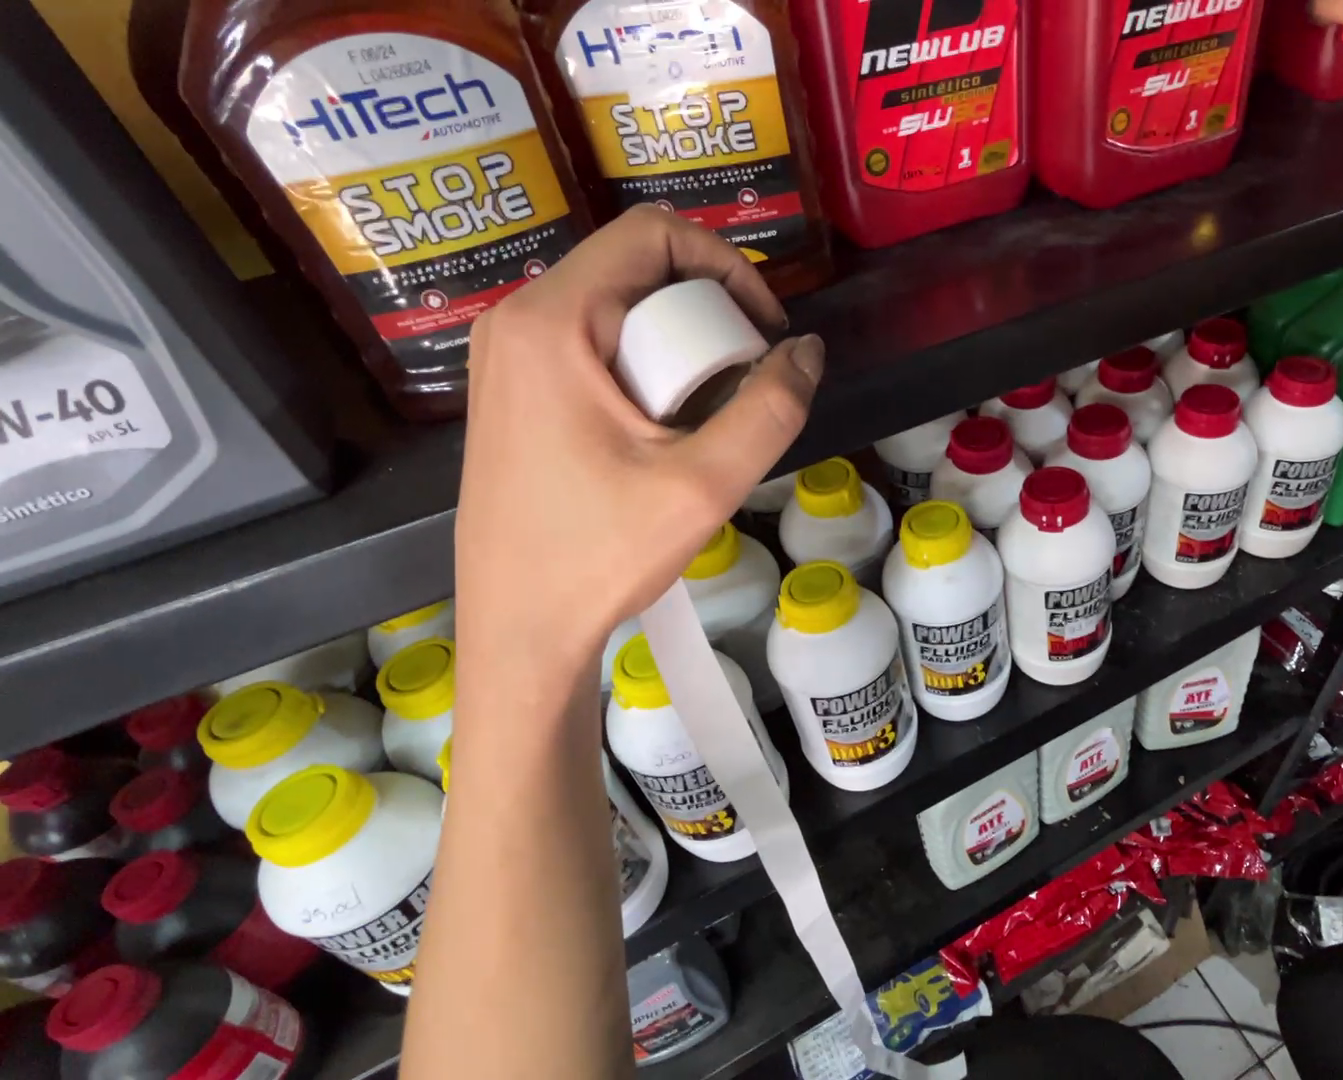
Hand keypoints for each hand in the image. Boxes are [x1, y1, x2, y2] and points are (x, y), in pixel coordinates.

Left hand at [454, 207, 822, 676]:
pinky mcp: (513, 389)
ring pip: (618, 306)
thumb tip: (807, 351)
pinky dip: (646, 364)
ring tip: (709, 413)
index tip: (766, 333)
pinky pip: (593, 342)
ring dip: (681, 342)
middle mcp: (519, 319)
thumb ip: (770, 409)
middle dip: (709, 312)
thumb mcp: (705, 485)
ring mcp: (508, 354)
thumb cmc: (602, 554)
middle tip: (744, 384)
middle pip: (636, 267)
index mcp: (554, 323)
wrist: (520, 628)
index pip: (653, 233)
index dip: (727, 266)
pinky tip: (665, 428)